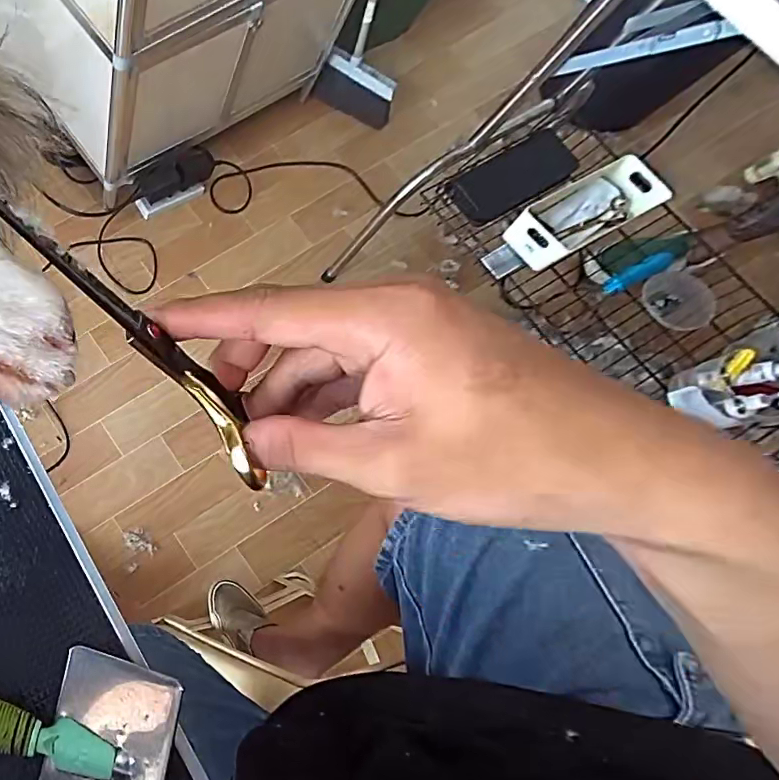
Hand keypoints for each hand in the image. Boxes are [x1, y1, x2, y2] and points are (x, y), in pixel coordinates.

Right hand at [155, 282, 753, 536]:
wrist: (621, 469)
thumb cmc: (516, 461)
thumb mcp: (392, 464)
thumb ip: (306, 447)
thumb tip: (248, 439)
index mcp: (383, 319)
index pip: (271, 311)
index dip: (206, 318)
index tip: (158, 321)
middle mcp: (393, 310)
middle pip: (290, 331)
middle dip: (246, 372)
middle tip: (217, 415)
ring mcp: (411, 331)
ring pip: (318, 356)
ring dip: (284, 396)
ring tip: (261, 443)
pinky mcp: (424, 355)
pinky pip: (351, 371)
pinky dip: (320, 402)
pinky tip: (304, 436)